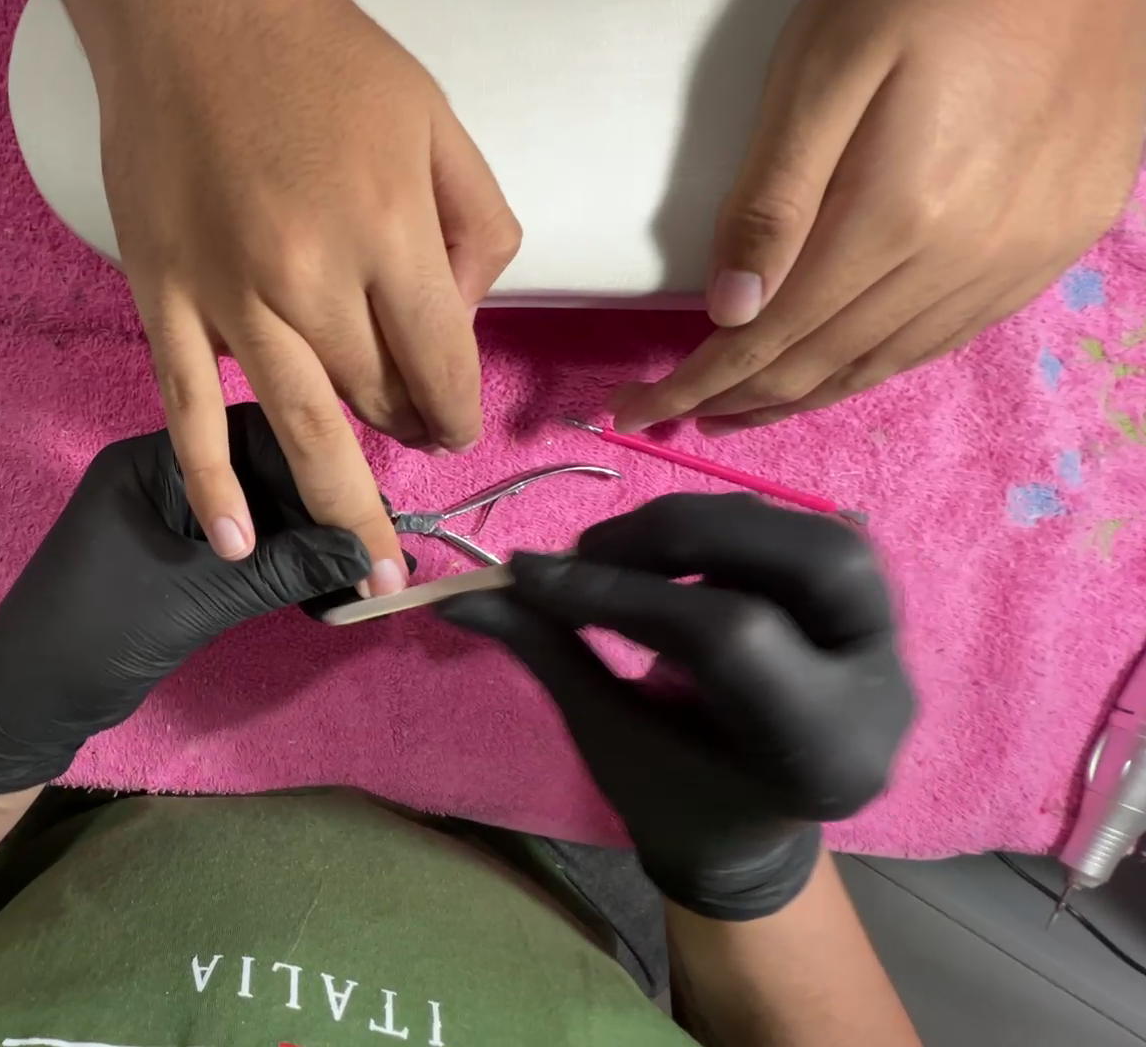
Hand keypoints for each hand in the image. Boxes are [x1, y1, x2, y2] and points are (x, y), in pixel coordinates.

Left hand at [0, 403, 370, 795]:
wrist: (28, 700)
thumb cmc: (97, 633)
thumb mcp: (194, 598)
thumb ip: (280, 569)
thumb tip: (364, 552)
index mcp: (151, 463)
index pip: (249, 441)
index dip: (313, 471)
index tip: (371, 509)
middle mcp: (163, 479)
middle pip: (257, 478)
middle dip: (315, 514)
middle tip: (375, 548)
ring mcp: (169, 522)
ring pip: (254, 518)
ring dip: (303, 546)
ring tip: (360, 572)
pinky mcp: (177, 562)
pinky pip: (240, 552)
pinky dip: (278, 569)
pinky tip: (319, 587)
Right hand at [50, 0, 519, 592]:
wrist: (192, 14)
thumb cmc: (320, 60)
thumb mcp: (436, 120)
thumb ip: (475, 225)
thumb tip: (459, 317)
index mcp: (386, 228)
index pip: (441, 361)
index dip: (456, 408)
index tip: (453, 424)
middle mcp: (310, 279)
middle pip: (375, 399)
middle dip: (405, 432)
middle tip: (412, 442)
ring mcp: (230, 301)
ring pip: (300, 426)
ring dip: (341, 499)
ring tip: (366, 561)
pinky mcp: (167, 306)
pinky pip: (190, 412)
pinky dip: (212, 483)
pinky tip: (236, 542)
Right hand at [441, 494, 914, 919]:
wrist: (741, 825)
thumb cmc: (669, 793)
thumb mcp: (600, 731)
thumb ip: (542, 651)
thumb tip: (462, 596)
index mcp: (818, 750)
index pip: (726, 636)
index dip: (615, 590)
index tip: (525, 577)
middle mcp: (881, 689)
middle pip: (819, 561)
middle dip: (686, 534)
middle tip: (591, 549)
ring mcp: (887, 645)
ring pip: (818, 534)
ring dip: (701, 524)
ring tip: (617, 551)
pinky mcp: (863, 612)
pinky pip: (799, 536)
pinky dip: (717, 530)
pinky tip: (658, 558)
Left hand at [614, 0, 1145, 433]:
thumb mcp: (817, 82)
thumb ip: (770, 205)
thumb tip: (728, 311)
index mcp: (895, 220)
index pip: (761, 343)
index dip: (689, 387)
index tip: (632, 411)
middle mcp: (966, 256)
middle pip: (813, 368)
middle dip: (727, 401)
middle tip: (666, 414)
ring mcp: (1022, 253)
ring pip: (875, 368)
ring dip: (790, 400)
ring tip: (729, 412)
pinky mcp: (1056, 239)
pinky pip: (939, 340)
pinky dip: (863, 371)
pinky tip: (823, 376)